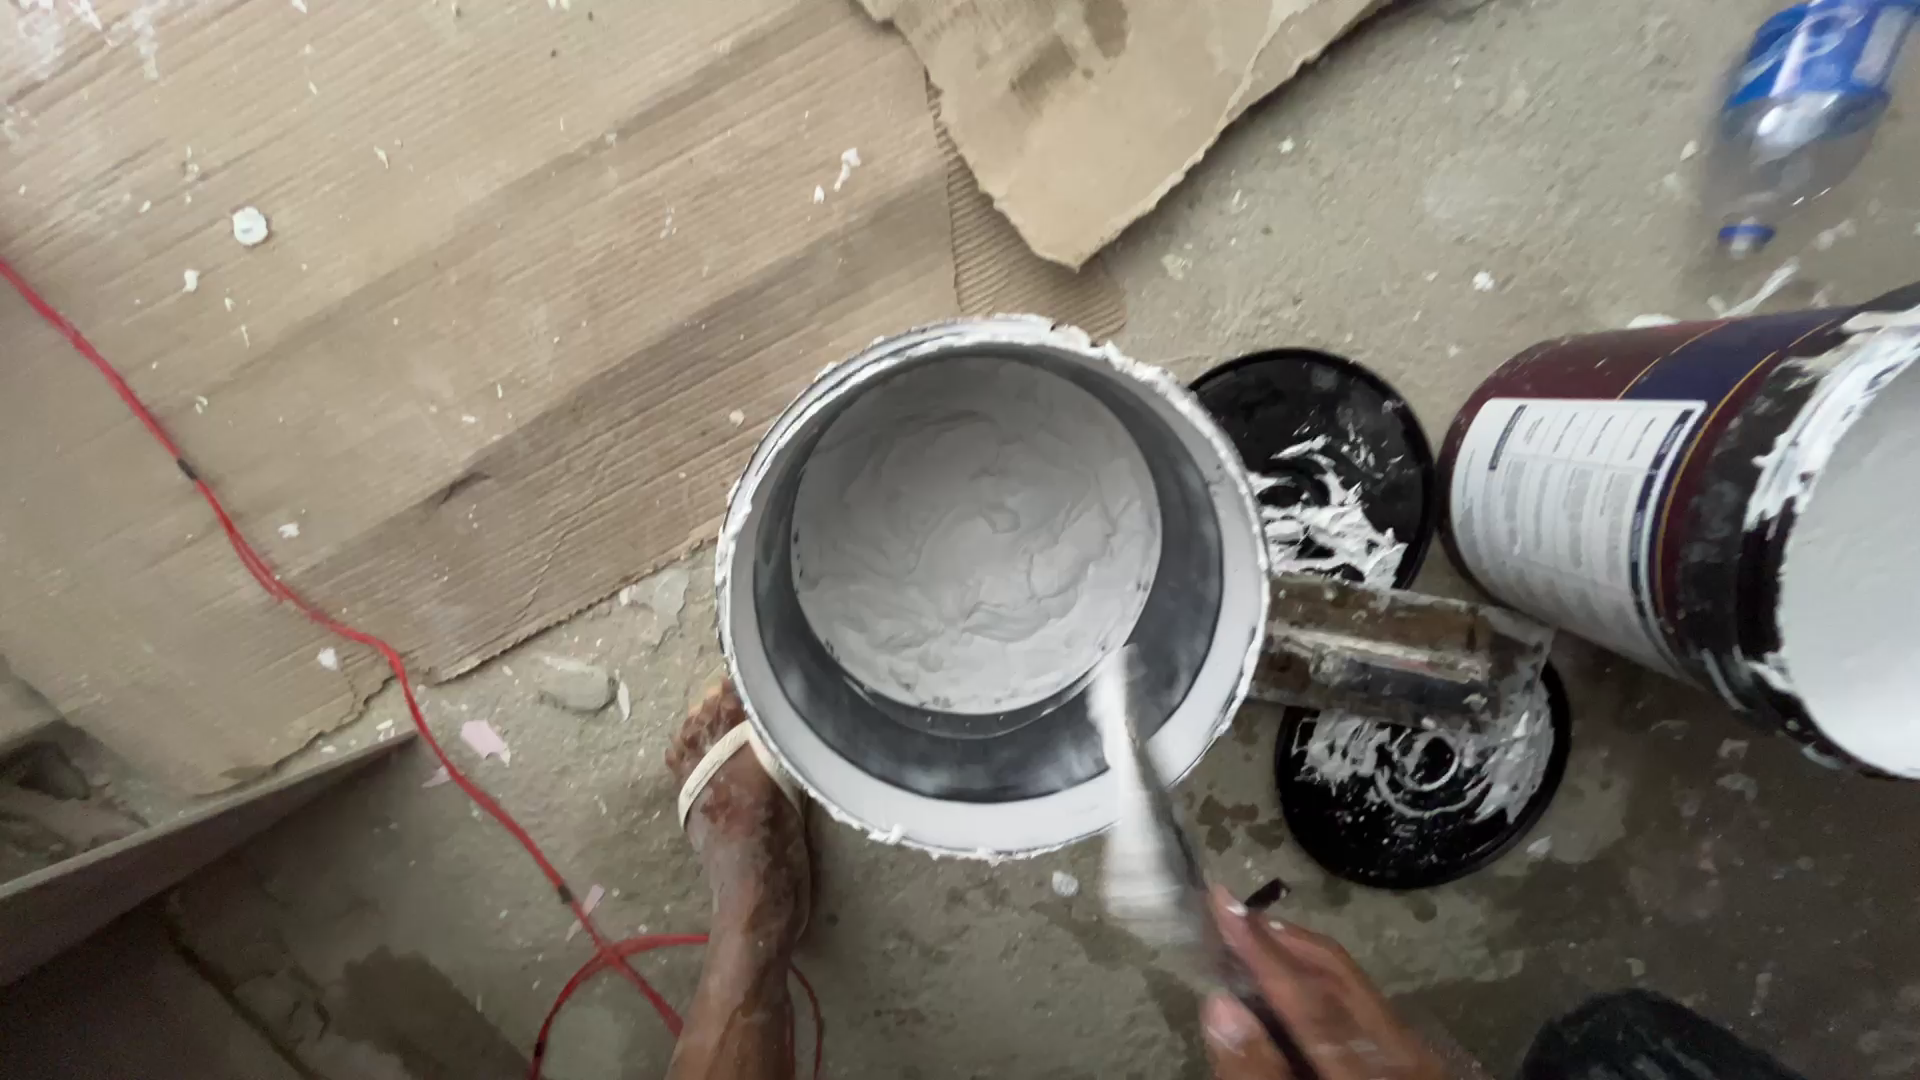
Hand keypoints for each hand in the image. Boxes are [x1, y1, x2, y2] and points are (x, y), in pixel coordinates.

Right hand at [1203, 888, 1450, 1079]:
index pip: (1306, 998)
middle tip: (1230, 916)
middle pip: (1338, 978)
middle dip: (1280, 939)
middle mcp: (1402, 1062)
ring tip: (1254, 945)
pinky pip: (1367, 1007)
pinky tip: (1295, 994)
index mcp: (1364, 1075)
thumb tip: (1218, 1004)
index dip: (1260, 945)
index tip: (1219, 898)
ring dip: (1299, 959)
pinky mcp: (1420, 1068)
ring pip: (1354, 987)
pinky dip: (1323, 987)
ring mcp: (1419, 1065)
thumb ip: (1257, 1077)